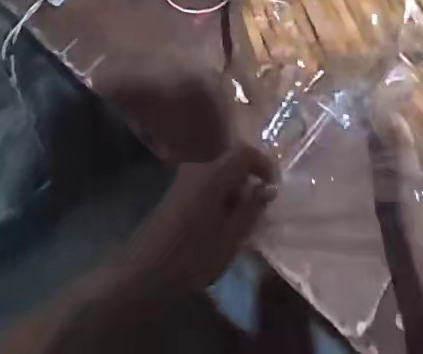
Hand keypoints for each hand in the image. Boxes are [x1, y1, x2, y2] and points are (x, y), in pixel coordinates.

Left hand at [112, 143, 276, 295]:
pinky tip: (220, 225)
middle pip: (231, 163)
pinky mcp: (177, 188)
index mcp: (211, 175)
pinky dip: (219, 197)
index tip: (274, 189)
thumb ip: (250, 209)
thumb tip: (269, 188)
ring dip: (233, 193)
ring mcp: (184, 176)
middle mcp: (197, 167)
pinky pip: (206, 183)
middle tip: (256, 215)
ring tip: (239, 226)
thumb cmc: (192, 256)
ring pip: (219, 174)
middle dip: (248, 184)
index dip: (263, 165)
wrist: (148, 268)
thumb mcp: (230, 238)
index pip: (244, 152)